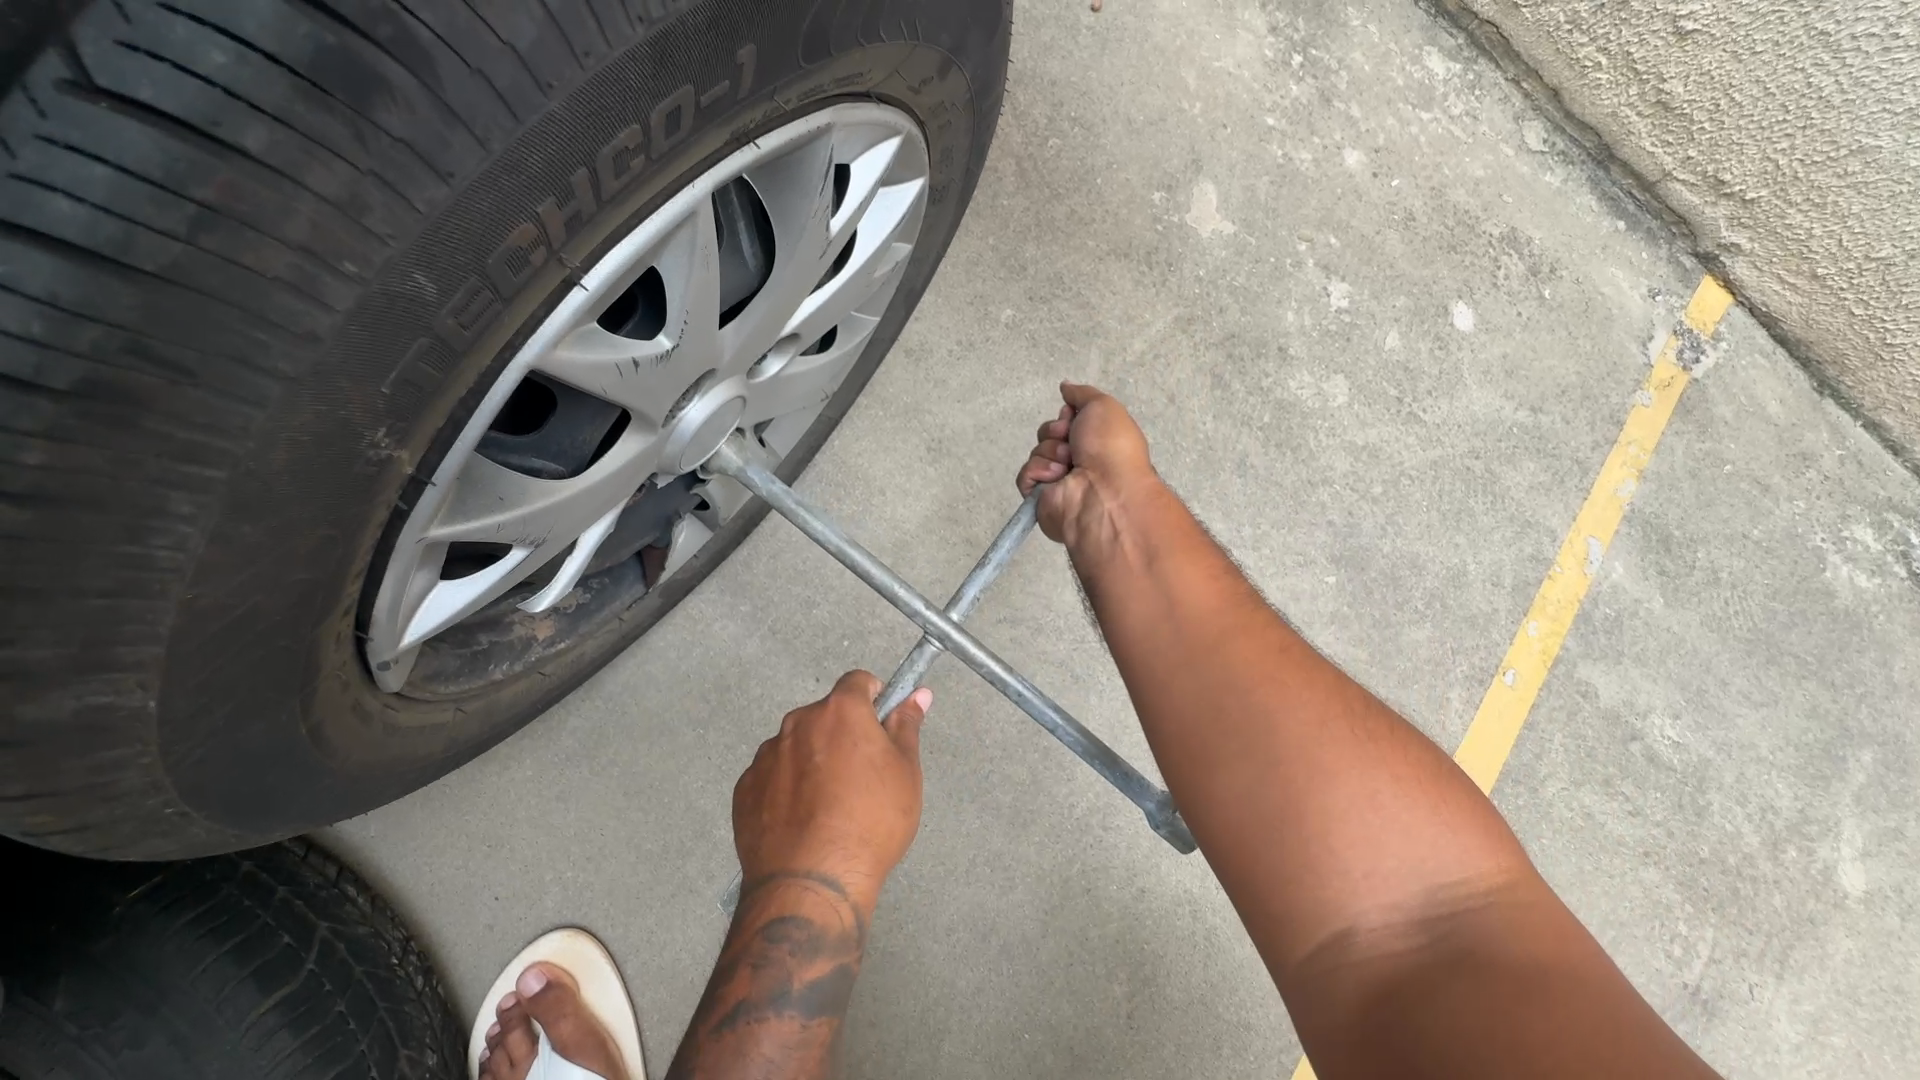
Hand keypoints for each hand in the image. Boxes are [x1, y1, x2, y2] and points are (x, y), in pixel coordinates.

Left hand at [732, 671, 929, 914]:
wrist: (812, 882)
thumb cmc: (870, 823)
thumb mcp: (905, 773)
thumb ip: (907, 726)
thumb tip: (918, 695)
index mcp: (840, 711)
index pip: (858, 682)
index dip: (874, 699)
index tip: (881, 727)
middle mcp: (797, 723)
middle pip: (825, 715)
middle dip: (842, 735)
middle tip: (862, 776)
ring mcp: (766, 756)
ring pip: (797, 746)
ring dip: (813, 761)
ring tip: (830, 807)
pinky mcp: (745, 789)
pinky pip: (772, 777)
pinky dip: (787, 789)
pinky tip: (803, 821)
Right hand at [1017, 381, 1161, 549]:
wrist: (1104, 491)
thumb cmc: (1110, 446)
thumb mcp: (1103, 406)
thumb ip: (1082, 394)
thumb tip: (1065, 386)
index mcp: (1096, 441)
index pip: (1067, 420)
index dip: (1066, 415)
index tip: (1072, 417)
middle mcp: (1079, 460)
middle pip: (1049, 433)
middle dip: (1056, 432)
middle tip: (1070, 442)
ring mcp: (1060, 481)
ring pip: (1037, 452)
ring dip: (1051, 452)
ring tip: (1067, 464)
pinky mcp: (1041, 498)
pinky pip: (1026, 475)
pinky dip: (1039, 471)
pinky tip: (1056, 477)